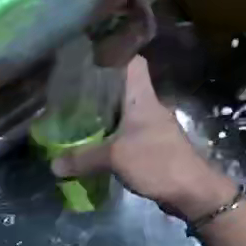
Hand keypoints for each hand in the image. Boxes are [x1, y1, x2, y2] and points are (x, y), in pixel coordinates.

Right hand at [50, 58, 236, 219]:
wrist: (193, 192)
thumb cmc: (157, 162)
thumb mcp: (115, 157)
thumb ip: (82, 158)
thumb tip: (53, 165)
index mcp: (142, 98)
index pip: (132, 62)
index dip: (113, 53)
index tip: (88, 56)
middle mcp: (148, 107)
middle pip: (123, 87)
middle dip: (99, 87)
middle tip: (70, 90)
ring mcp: (153, 127)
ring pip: (125, 112)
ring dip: (104, 114)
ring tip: (76, 116)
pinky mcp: (154, 147)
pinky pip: (127, 134)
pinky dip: (111, 136)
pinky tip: (94, 144)